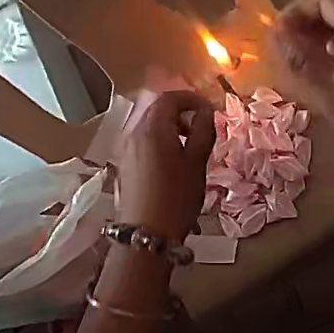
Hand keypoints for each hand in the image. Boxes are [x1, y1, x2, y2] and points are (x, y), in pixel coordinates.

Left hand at [113, 89, 213, 241]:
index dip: (191, 98)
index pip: (169, 97)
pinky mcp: (124, 164)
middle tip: (201, 126)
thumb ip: (202, 131)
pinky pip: (143, 140)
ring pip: (149, 124)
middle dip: (180, 111)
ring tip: (189, 145)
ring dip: (170, 126)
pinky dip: (159, 139)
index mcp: (153, 128)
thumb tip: (206, 112)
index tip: (208, 110)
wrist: (145, 234)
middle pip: (157, 109)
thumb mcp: (196, 163)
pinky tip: (172, 160)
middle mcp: (134, 133)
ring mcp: (127, 149)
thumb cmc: (176, 197)